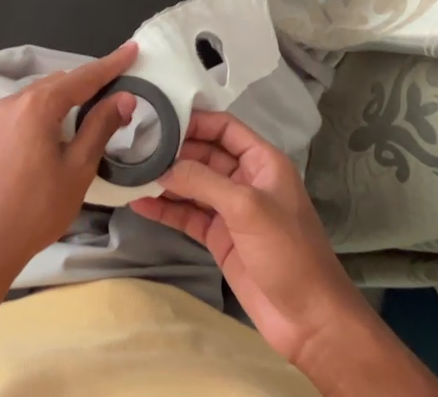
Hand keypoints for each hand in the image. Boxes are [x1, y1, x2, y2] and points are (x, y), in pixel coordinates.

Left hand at [0, 43, 138, 286]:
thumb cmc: (35, 210)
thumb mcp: (77, 170)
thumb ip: (100, 128)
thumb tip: (123, 97)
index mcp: (37, 106)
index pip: (82, 77)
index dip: (110, 64)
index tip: (132, 50)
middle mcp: (12, 102)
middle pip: (58, 82)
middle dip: (88, 81)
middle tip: (117, 86)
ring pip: (38, 96)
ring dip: (65, 97)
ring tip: (91, 106)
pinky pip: (22, 111)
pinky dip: (45, 111)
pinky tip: (56, 128)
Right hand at [130, 111, 367, 365]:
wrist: (309, 319)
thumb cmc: (288, 252)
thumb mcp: (247, 208)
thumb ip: (203, 181)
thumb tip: (162, 166)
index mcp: (262, 162)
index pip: (224, 128)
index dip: (194, 120)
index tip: (158, 118)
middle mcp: (245, 180)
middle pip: (203, 154)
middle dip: (172, 151)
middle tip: (134, 146)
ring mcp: (230, 210)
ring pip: (191, 185)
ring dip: (164, 180)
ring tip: (128, 171)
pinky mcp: (218, 237)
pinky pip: (187, 214)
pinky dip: (165, 209)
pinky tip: (138, 203)